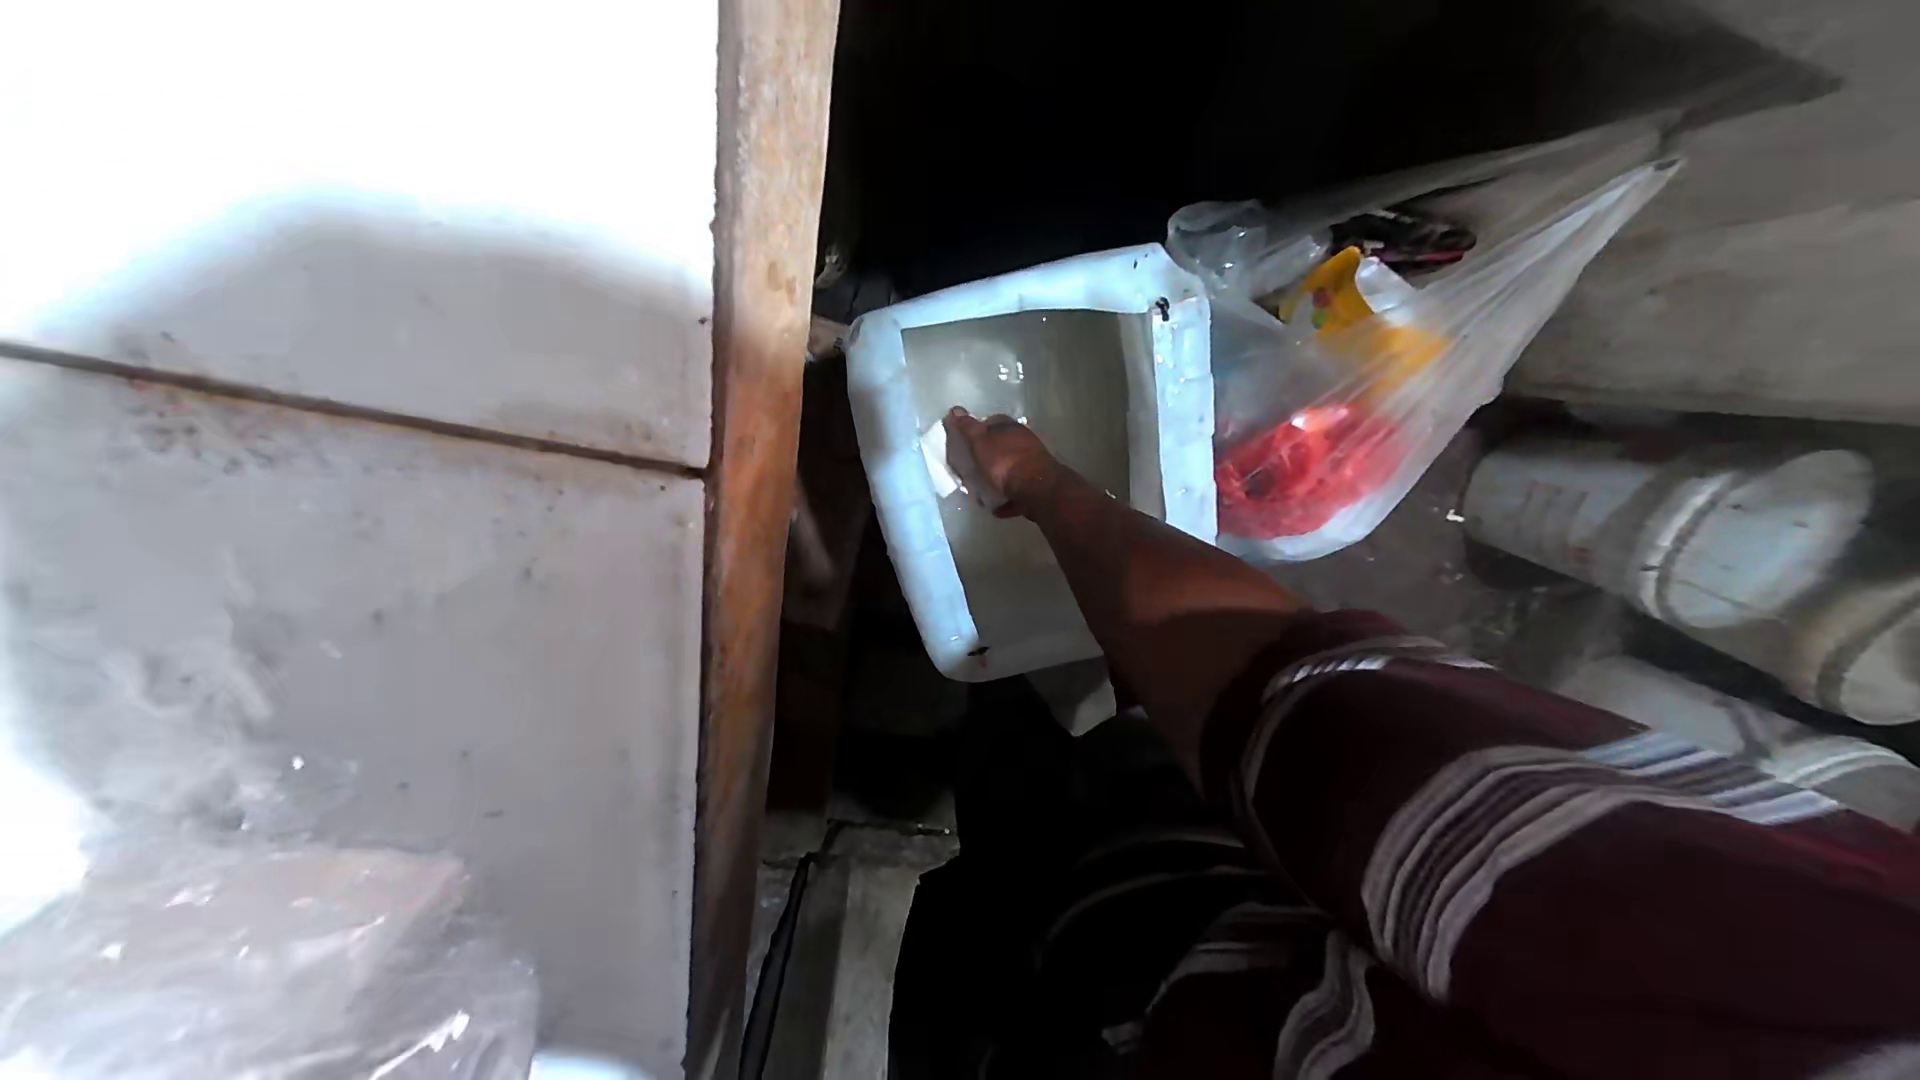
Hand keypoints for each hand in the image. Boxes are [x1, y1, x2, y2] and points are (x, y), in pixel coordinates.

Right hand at [943, 407, 1061, 518]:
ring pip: (1013, 468)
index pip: (992, 421)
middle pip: (1003, 445)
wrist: (1035, 489)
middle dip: (991, 455)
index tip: (967, 441)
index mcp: (1010, 428)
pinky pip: (1018, 491)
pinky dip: (1008, 498)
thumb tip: (955, 409)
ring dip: (1000, 477)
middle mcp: (1024, 442)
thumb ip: (967, 428)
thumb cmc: (1004, 461)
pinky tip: (998, 507)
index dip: (979, 429)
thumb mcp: (979, 442)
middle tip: (974, 467)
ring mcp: (1033, 464)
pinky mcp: (1036, 485)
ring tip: (983, 489)